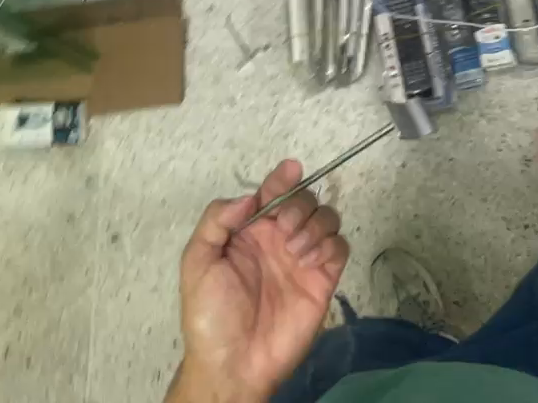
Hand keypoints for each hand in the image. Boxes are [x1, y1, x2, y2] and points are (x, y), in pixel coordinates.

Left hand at [169, 159, 349, 402]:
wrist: (232, 365)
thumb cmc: (210, 314)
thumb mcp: (197, 262)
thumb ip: (216, 221)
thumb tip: (250, 197)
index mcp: (251, 230)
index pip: (273, 192)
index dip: (282, 178)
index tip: (291, 170)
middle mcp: (279, 238)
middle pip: (304, 199)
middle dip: (299, 204)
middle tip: (285, 229)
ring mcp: (303, 258)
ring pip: (326, 217)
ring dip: (314, 223)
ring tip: (295, 250)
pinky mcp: (323, 280)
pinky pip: (340, 246)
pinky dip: (330, 244)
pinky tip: (309, 261)